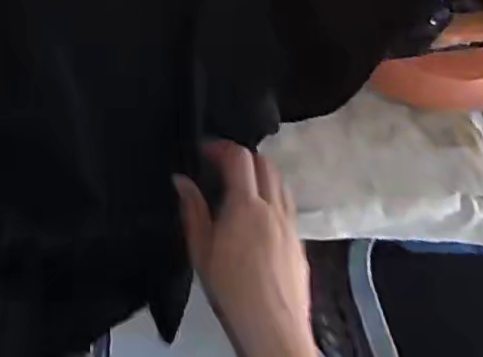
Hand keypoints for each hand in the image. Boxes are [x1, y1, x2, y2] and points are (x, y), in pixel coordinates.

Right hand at [174, 141, 316, 356]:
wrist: (275, 334)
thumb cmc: (232, 291)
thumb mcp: (201, 251)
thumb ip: (192, 210)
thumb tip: (181, 180)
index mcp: (246, 205)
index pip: (240, 157)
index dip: (221, 147)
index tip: (204, 153)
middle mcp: (273, 209)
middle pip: (265, 163)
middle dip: (242, 157)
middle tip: (221, 167)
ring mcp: (291, 227)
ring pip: (281, 183)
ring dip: (261, 175)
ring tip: (241, 188)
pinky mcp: (301, 245)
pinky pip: (288, 207)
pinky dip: (273, 198)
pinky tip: (259, 218)